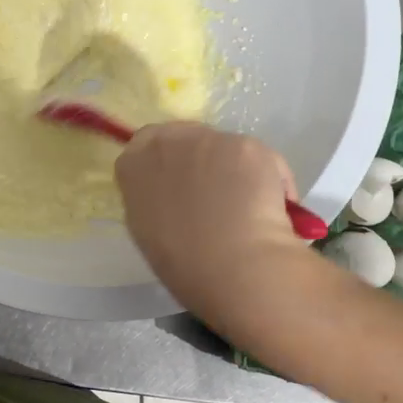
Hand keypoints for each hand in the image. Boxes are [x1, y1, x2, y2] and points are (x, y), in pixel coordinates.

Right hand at [114, 122, 308, 315]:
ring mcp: (209, 139)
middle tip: (214, 192)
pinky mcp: (249, 146)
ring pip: (222, 148)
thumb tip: (168, 194)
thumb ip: (149, 197)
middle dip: (198, 158)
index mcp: (133, 163)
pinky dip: (266, 179)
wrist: (234, 264)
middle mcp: (166, 141)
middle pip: (183, 138)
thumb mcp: (144, 227)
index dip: (165, 164)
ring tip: (245, 205)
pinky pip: (256, 160)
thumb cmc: (181, 259)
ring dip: (231, 168)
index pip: (144, 145)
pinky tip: (269, 208)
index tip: (177, 185)